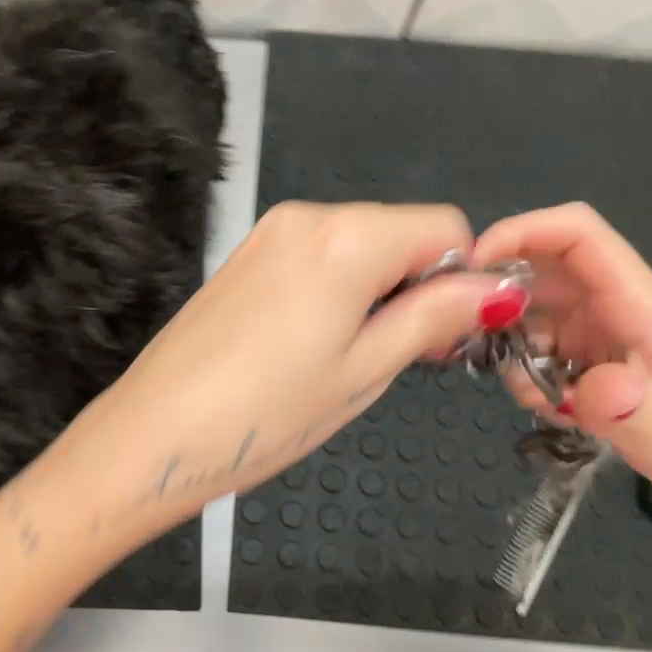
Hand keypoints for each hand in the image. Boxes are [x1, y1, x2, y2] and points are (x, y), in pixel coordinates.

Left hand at [67, 201, 528, 518]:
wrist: (154, 435)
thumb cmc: (267, 414)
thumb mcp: (364, 371)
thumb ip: (433, 318)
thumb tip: (497, 289)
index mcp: (347, 236)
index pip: (445, 226)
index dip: (461, 279)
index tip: (447, 336)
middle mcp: (306, 216)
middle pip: (398, 232)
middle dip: (417, 285)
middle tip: (398, 357)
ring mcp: (266, 234)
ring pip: (356, 246)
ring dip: (374, 291)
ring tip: (346, 360)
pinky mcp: (242, 259)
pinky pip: (314, 259)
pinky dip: (334, 291)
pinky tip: (309, 346)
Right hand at [471, 202, 651, 517]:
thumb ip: (620, 405)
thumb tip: (586, 387)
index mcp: (638, 300)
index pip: (577, 234)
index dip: (521, 231)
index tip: (471, 265)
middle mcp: (612, 304)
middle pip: (541, 266)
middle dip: (501, 293)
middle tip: (473, 338)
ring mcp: (596, 330)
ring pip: (530, 309)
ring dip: (510, 342)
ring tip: (531, 391)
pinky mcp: (585, 357)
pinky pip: (535, 346)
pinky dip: (523, 370)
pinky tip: (546, 405)